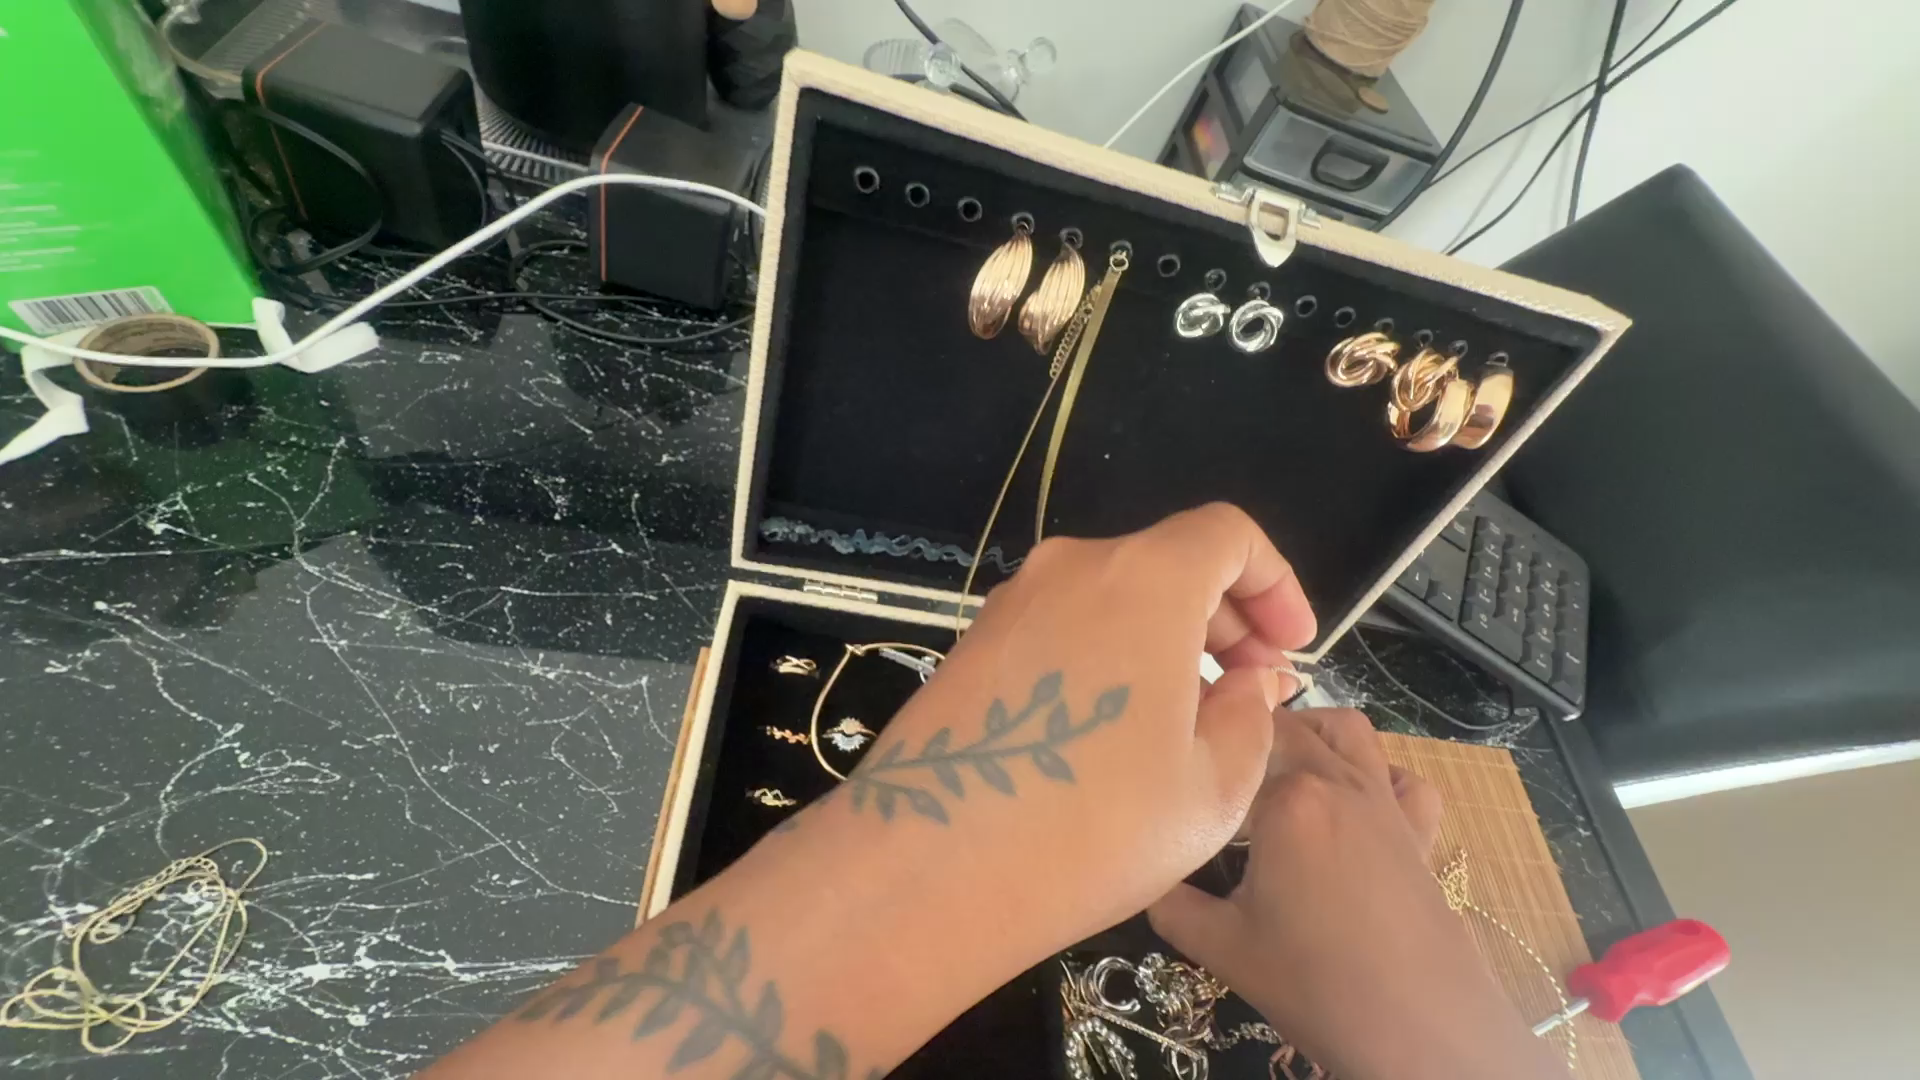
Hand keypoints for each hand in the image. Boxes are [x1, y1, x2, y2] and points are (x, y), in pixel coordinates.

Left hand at [797, 503, 1315, 966]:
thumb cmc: (1093, 828)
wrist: (931, 863)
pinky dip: (1109, 647)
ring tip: (1186, 714)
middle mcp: (1072, 568)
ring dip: (1165, 634)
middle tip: (1248, 687)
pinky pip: (1065, 621)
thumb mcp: (1210, 786)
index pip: (1226, 534)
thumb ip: (1249, 714)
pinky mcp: (976, 638)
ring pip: (1114, 593)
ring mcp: (1013, 600)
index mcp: (1142, 580)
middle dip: (1224, 615)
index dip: (1275, 581)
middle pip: (1168, 561)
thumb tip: (1250, 679)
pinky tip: (1111, 721)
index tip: (1289, 646)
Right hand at [1148, 708, 1570, 1079]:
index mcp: (1288, 798)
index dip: (1202, 733)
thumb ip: (1165, 898)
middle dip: (1244, 732)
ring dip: (1310, 731)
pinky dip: (1376, 774)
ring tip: (1277, 767)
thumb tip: (1139, 869)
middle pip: (1284, 722)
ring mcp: (1385, 802)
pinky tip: (1351, 803)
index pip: (1235, 734)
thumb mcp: (1218, 945)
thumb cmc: (1316, 984)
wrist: (1426, 1040)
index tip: (1176, 756)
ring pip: (1347, 728)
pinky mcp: (1420, 833)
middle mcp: (1337, 781)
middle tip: (1211, 769)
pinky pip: (1402, 778)